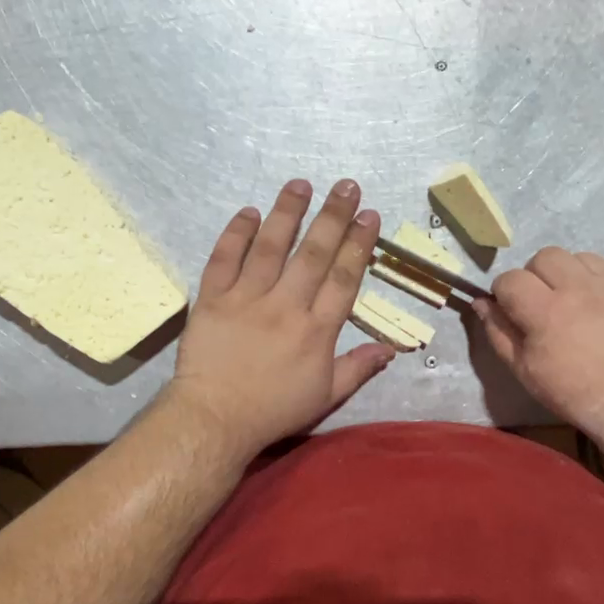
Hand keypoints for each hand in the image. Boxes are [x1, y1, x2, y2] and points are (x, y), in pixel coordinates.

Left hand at [165, 179, 394, 455]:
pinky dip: (236, 234)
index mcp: (317, 330)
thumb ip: (357, 369)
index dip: (359, 244)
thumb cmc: (273, 412)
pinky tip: (248, 212)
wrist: (215, 419)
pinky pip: (224, 259)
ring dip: (287, 213)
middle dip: (333, 217)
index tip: (369, 216)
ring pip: (270, 247)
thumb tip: (390, 349)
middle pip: (313, 254)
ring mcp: (246, 299)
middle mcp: (285, 306)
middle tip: (346, 186)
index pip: (343, 278)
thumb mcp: (325, 398)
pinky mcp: (212, 299)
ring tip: (301, 184)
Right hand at [475, 248, 603, 446]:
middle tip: (543, 303)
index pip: (510, 278)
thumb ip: (500, 334)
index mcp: (546, 311)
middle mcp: (580, 287)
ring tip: (576, 303)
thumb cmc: (577, 395)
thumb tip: (482, 303)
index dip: (504, 293)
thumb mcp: (527, 372)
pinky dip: (600, 286)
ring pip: (579, 257)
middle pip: (544, 256)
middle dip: (536, 276)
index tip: (511, 310)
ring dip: (569, 275)